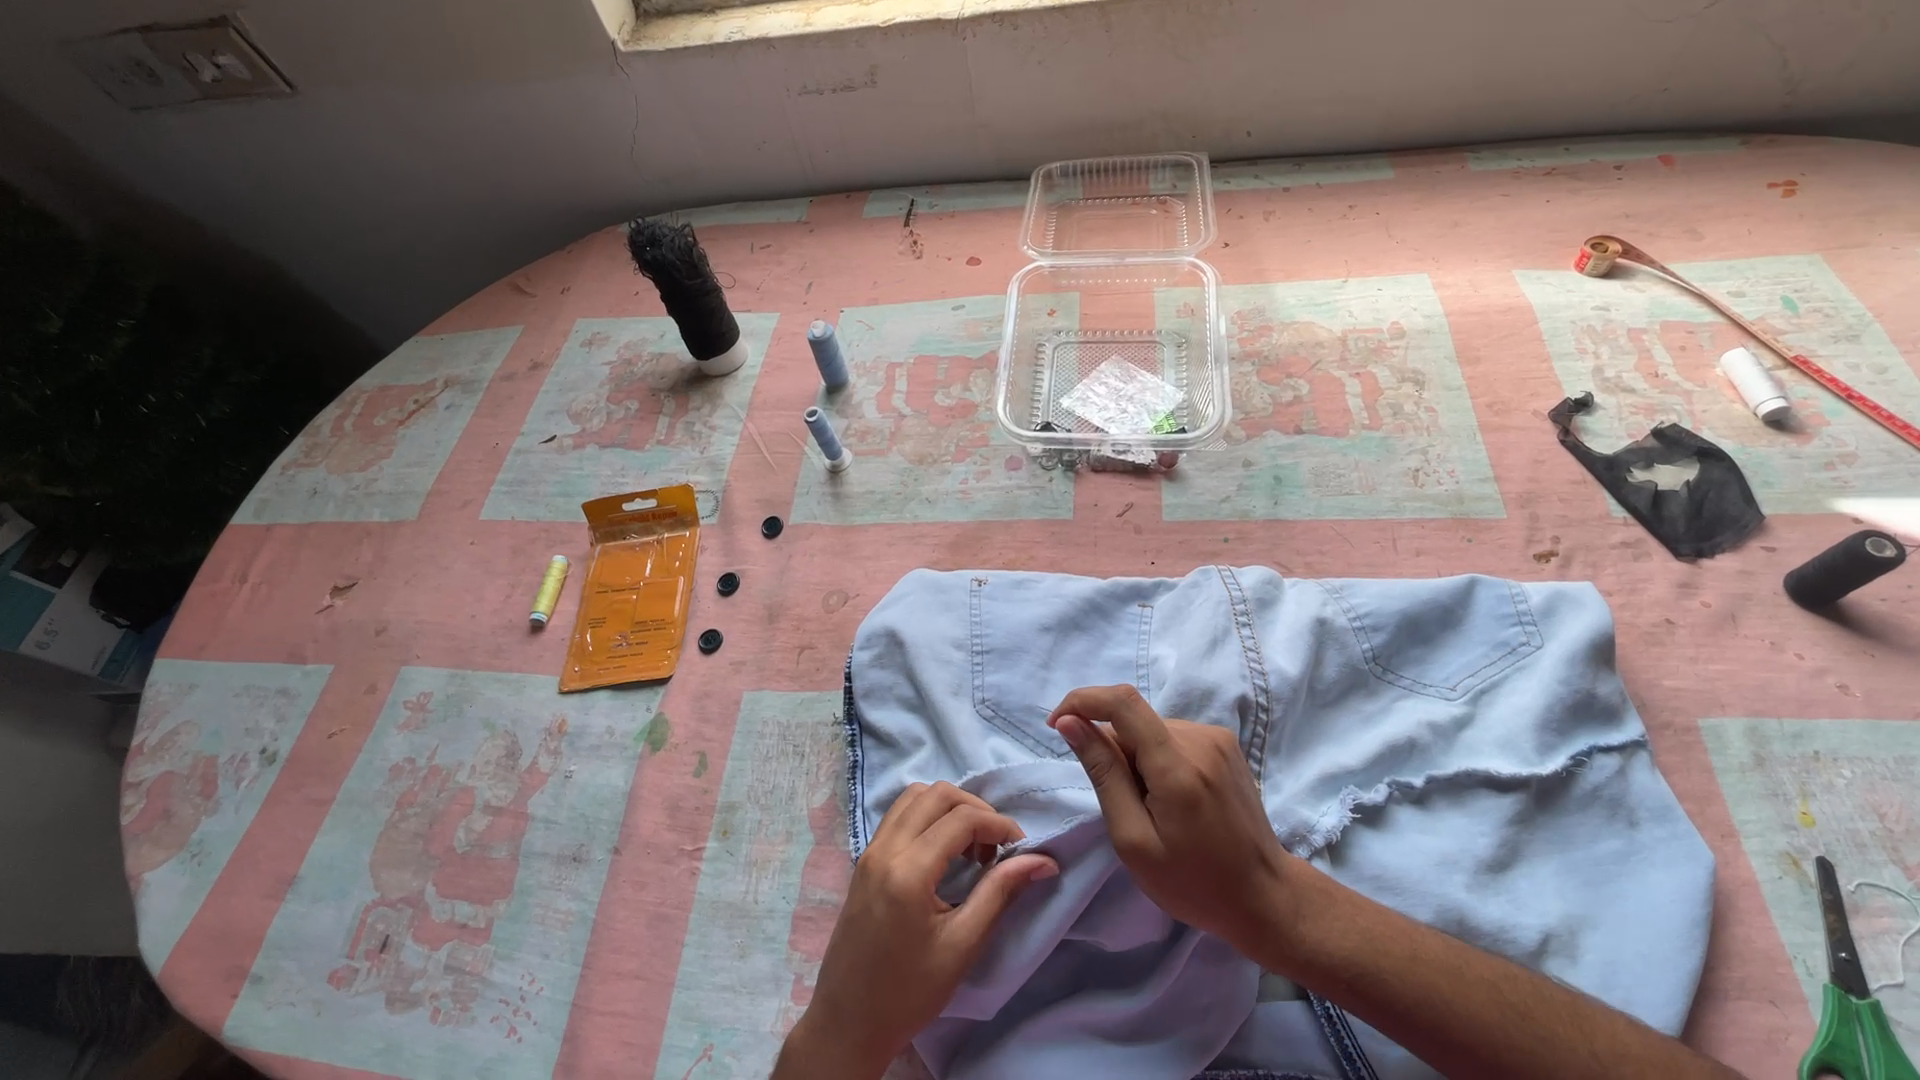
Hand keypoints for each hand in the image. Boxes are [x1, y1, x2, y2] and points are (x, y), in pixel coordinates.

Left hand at [776, 782, 1058, 1079]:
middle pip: (937, 794)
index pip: (962, 818)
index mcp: (908, 870)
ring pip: (914, 797)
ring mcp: (869, 851)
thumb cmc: (909, 992)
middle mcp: (884, 849)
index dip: (999, 825)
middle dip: (976, 809)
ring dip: (950, 809)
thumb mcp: (962, 945)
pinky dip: (928, 817)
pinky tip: (945, 854)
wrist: (848, 1021)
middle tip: (996, 847)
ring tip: (972, 849)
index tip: (1021, 849)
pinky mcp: (864, 860)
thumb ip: (1001, 892)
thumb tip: (1043, 860)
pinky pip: (899, 815)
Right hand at [1047, 685, 1295, 949]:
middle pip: (1134, 721)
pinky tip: (1171, 800)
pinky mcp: (1225, 745)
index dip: (1080, 702)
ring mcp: (1218, 739)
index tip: (1056, 726)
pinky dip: (1156, 759)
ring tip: (1151, 809)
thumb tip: (1071, 723)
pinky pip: (1172, 737)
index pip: (1122, 702)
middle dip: (1111, 750)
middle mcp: (1202, 739)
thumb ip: (1103, 773)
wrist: (1264, 897)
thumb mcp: (1133, 839)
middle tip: (1121, 805)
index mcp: (1178, 765)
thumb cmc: (1192, 882)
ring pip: (1151, 729)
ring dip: (1135, 757)